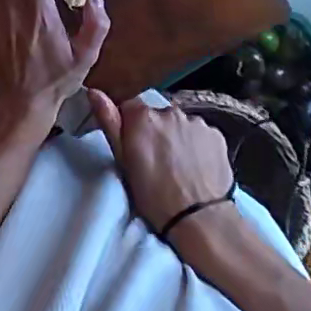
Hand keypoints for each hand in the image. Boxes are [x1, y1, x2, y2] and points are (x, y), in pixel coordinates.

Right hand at [89, 91, 234, 234]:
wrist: (199, 219)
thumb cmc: (153, 195)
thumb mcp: (124, 162)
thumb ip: (109, 122)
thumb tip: (94, 92)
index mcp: (143, 117)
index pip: (130, 107)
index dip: (130, 127)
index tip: (134, 148)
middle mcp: (170, 111)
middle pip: (156, 115)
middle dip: (154, 131)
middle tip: (156, 161)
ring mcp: (195, 122)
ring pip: (180, 124)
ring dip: (176, 137)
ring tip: (178, 166)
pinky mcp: (216, 134)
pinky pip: (200, 133)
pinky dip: (197, 145)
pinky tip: (196, 166)